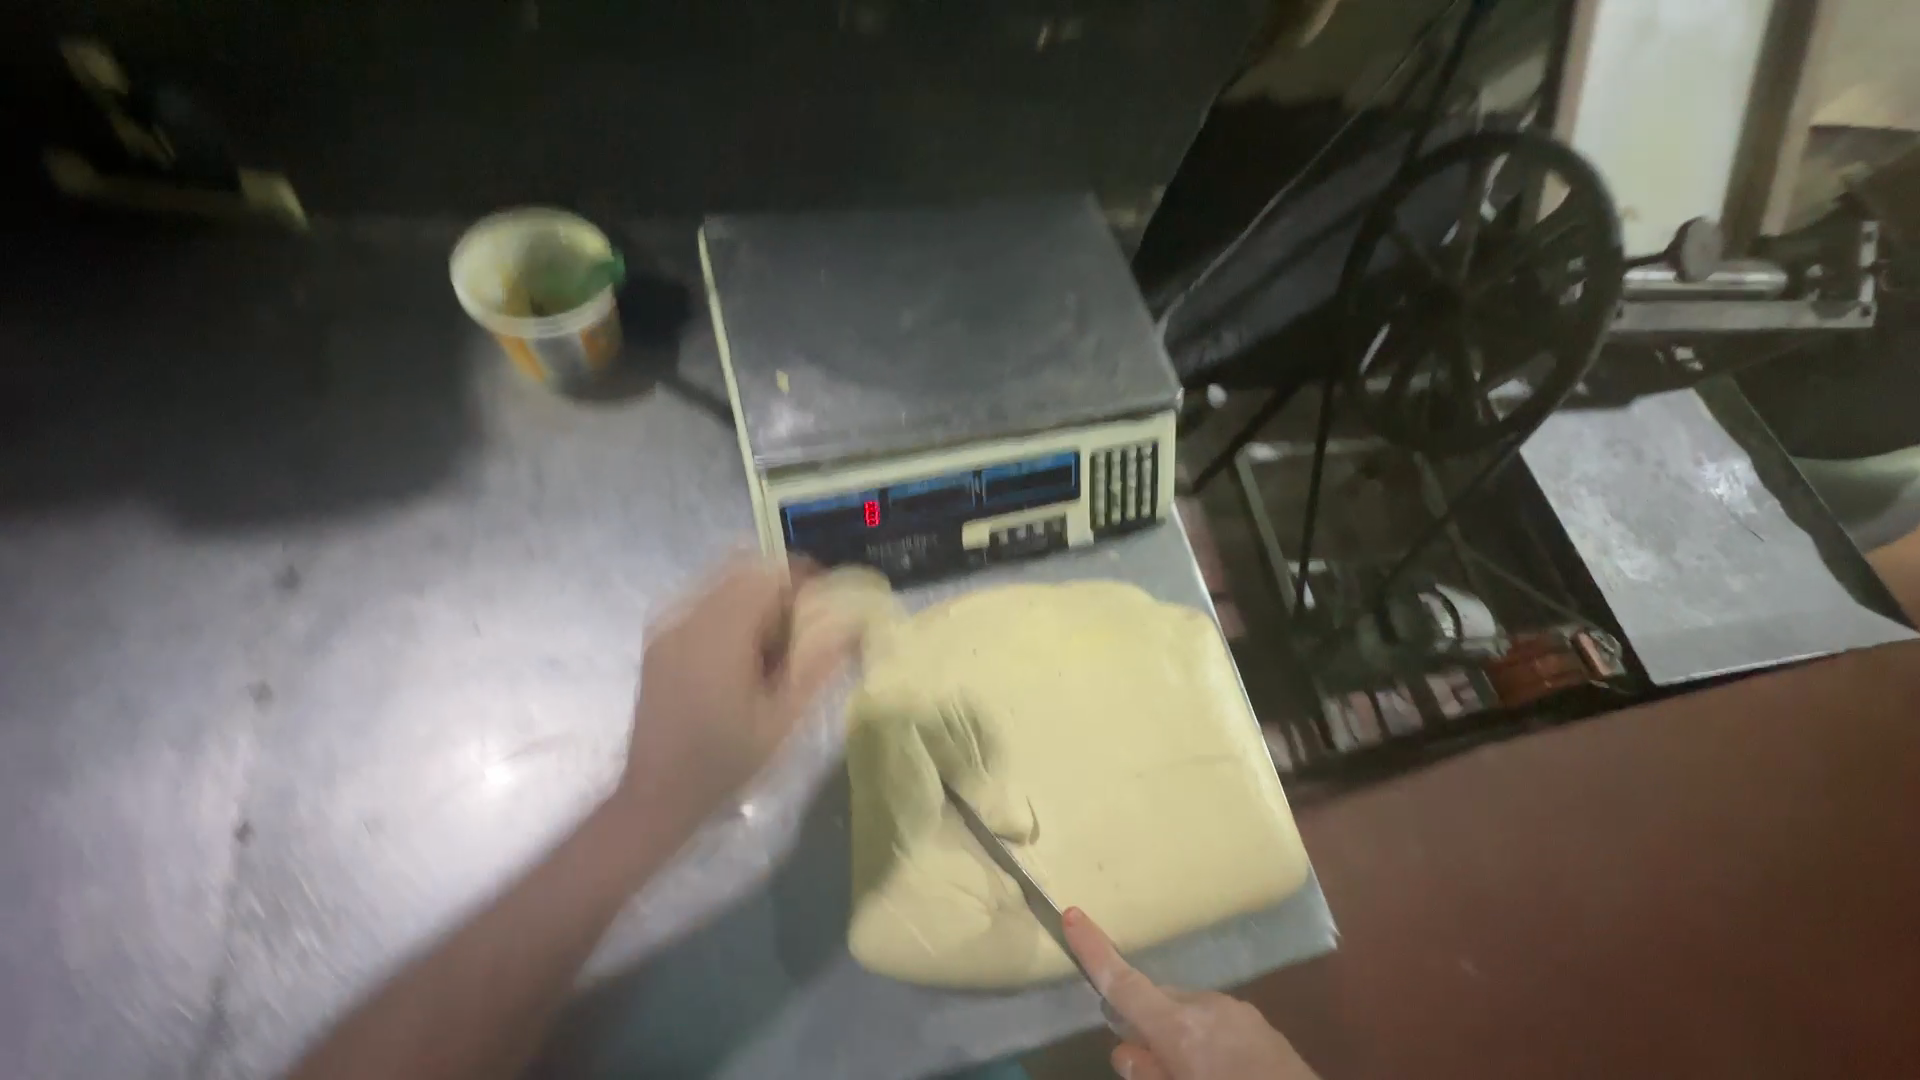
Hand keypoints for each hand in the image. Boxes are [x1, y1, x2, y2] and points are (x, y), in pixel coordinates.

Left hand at [615, 555, 858, 831]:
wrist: (658, 794)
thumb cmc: (727, 760)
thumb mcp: (784, 717)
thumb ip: (821, 662)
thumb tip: (856, 623)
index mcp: (721, 632)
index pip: (770, 572)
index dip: (807, 576)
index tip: (831, 601)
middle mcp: (689, 615)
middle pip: (746, 568)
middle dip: (783, 585)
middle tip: (807, 624)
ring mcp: (669, 625)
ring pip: (725, 580)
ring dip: (758, 596)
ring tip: (778, 640)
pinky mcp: (660, 639)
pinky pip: (706, 601)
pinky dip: (734, 609)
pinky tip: (746, 652)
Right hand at [1062, 908, 1318, 1079]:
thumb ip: (1148, 1073)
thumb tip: (1126, 1047)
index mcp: (1180, 1029)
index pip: (1124, 983)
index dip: (1094, 950)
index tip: (1071, 914)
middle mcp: (1206, 1007)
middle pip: (1156, 1002)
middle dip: (1145, 1023)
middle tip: (1145, 1062)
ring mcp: (1237, 1012)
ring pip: (1187, 1013)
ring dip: (1178, 1036)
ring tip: (1188, 1071)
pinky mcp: (1261, 1025)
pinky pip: (1216, 1023)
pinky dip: (1206, 1041)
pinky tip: (1220, 1071)